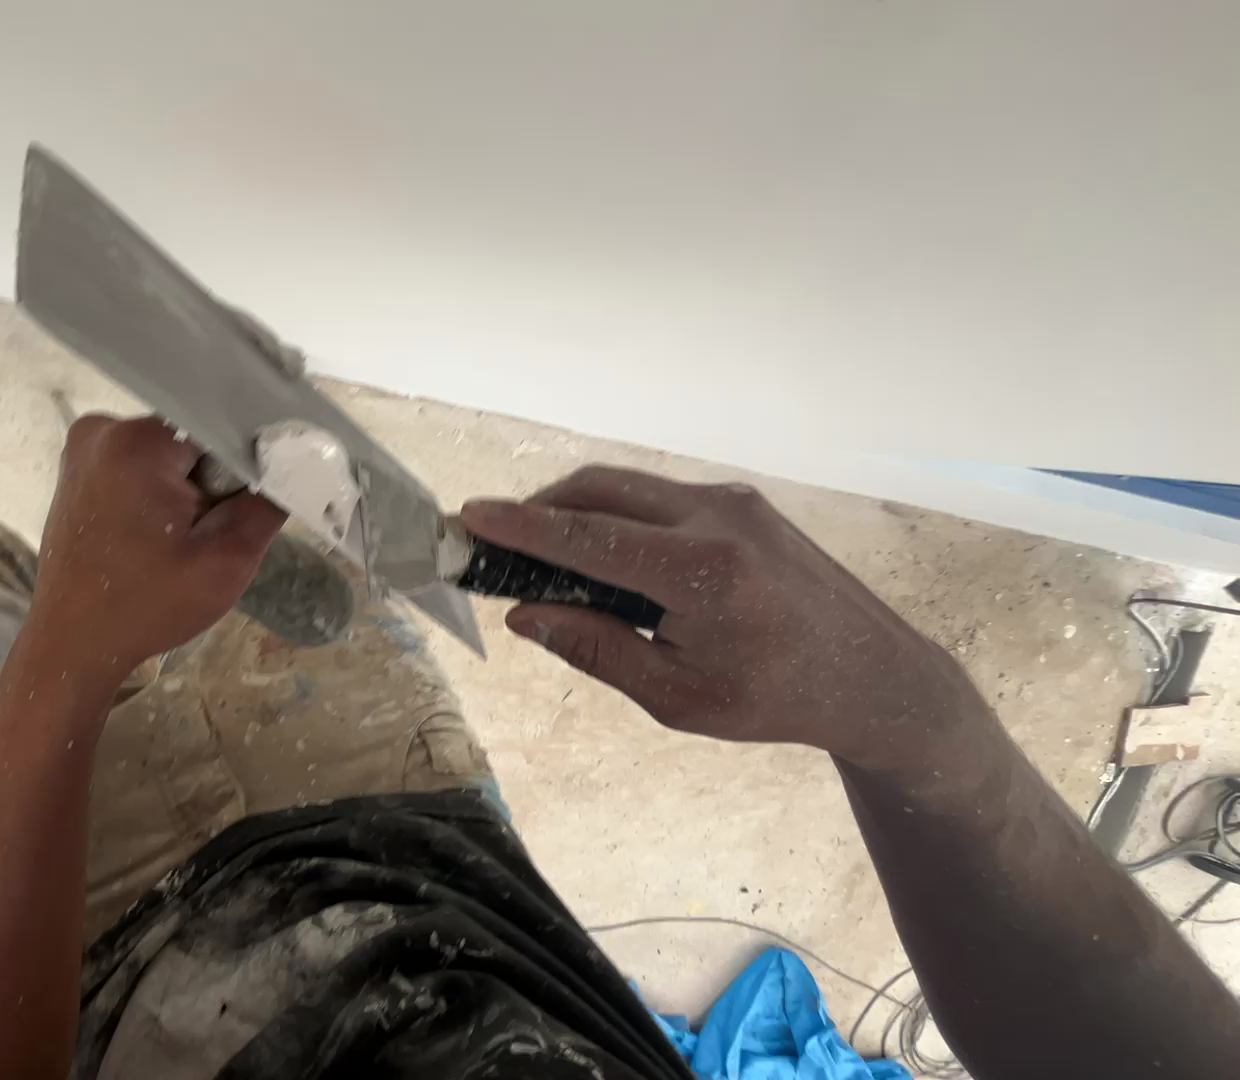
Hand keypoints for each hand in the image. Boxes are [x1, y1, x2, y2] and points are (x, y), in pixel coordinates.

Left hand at [24, 415, 286, 682]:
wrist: (75, 645)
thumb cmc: (148, 607)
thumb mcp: (226, 561)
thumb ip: (266, 504)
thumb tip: (289, 467)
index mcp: (135, 441)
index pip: (218, 429)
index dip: (240, 469)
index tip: (240, 510)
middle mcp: (102, 430)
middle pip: (191, 440)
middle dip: (211, 482)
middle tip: (205, 536)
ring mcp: (84, 450)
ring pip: (168, 455)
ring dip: (185, 491)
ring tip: (177, 542)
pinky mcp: (78, 473)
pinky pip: (140, 468)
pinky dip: (158, 495)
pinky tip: (154, 537)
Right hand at [460, 468, 991, 772]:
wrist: (878, 676)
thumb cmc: (773, 700)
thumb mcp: (676, 695)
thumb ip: (595, 648)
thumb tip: (523, 613)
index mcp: (703, 574)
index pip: (588, 537)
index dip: (521, 526)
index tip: (470, 514)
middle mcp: (717, 518)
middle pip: (599, 490)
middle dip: (539, 508)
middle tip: (500, 539)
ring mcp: (732, 502)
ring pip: (624, 485)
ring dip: (573, 507)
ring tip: (543, 546)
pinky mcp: (739, 502)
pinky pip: (653, 494)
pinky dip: (610, 512)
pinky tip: (601, 548)